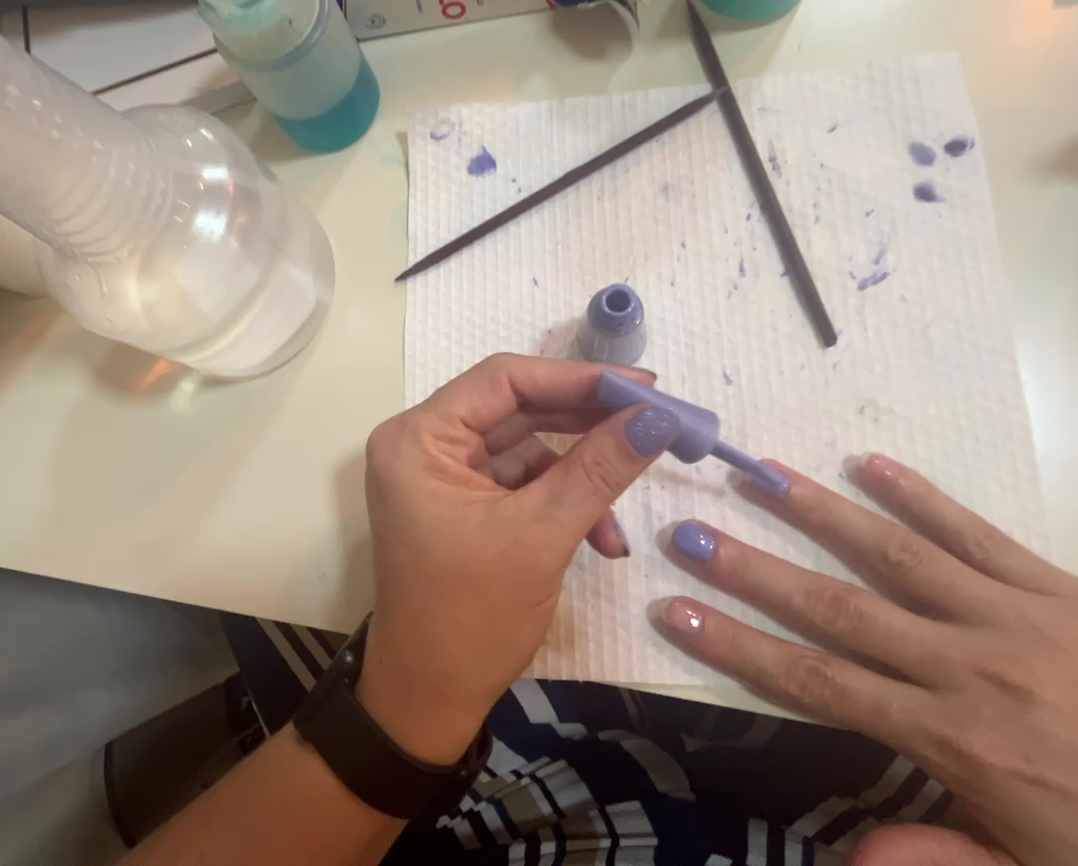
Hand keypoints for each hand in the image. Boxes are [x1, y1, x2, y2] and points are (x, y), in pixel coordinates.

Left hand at [356, 354, 678, 762]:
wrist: (431, 699)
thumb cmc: (471, 617)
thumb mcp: (541, 536)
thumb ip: (600, 468)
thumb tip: (659, 415)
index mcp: (418, 439)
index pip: (503, 380)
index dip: (576, 377)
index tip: (644, 385)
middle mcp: (424, 444)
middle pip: (517, 408)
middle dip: (587, 421)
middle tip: (655, 420)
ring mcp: (444, 473)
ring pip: (527, 445)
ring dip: (582, 473)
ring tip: (628, 499)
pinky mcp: (465, 501)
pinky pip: (524, 480)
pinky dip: (565, 500)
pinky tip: (603, 537)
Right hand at [653, 454, 1077, 865]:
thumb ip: (938, 857)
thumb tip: (844, 853)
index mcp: (956, 742)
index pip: (817, 684)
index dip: (738, 648)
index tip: (676, 611)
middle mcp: (971, 668)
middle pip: (836, 608)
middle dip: (752, 569)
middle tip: (689, 528)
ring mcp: (1018, 619)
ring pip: (896, 554)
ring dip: (818, 512)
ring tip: (758, 472)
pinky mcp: (1067, 594)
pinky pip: (980, 535)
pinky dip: (922, 497)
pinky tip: (872, 462)